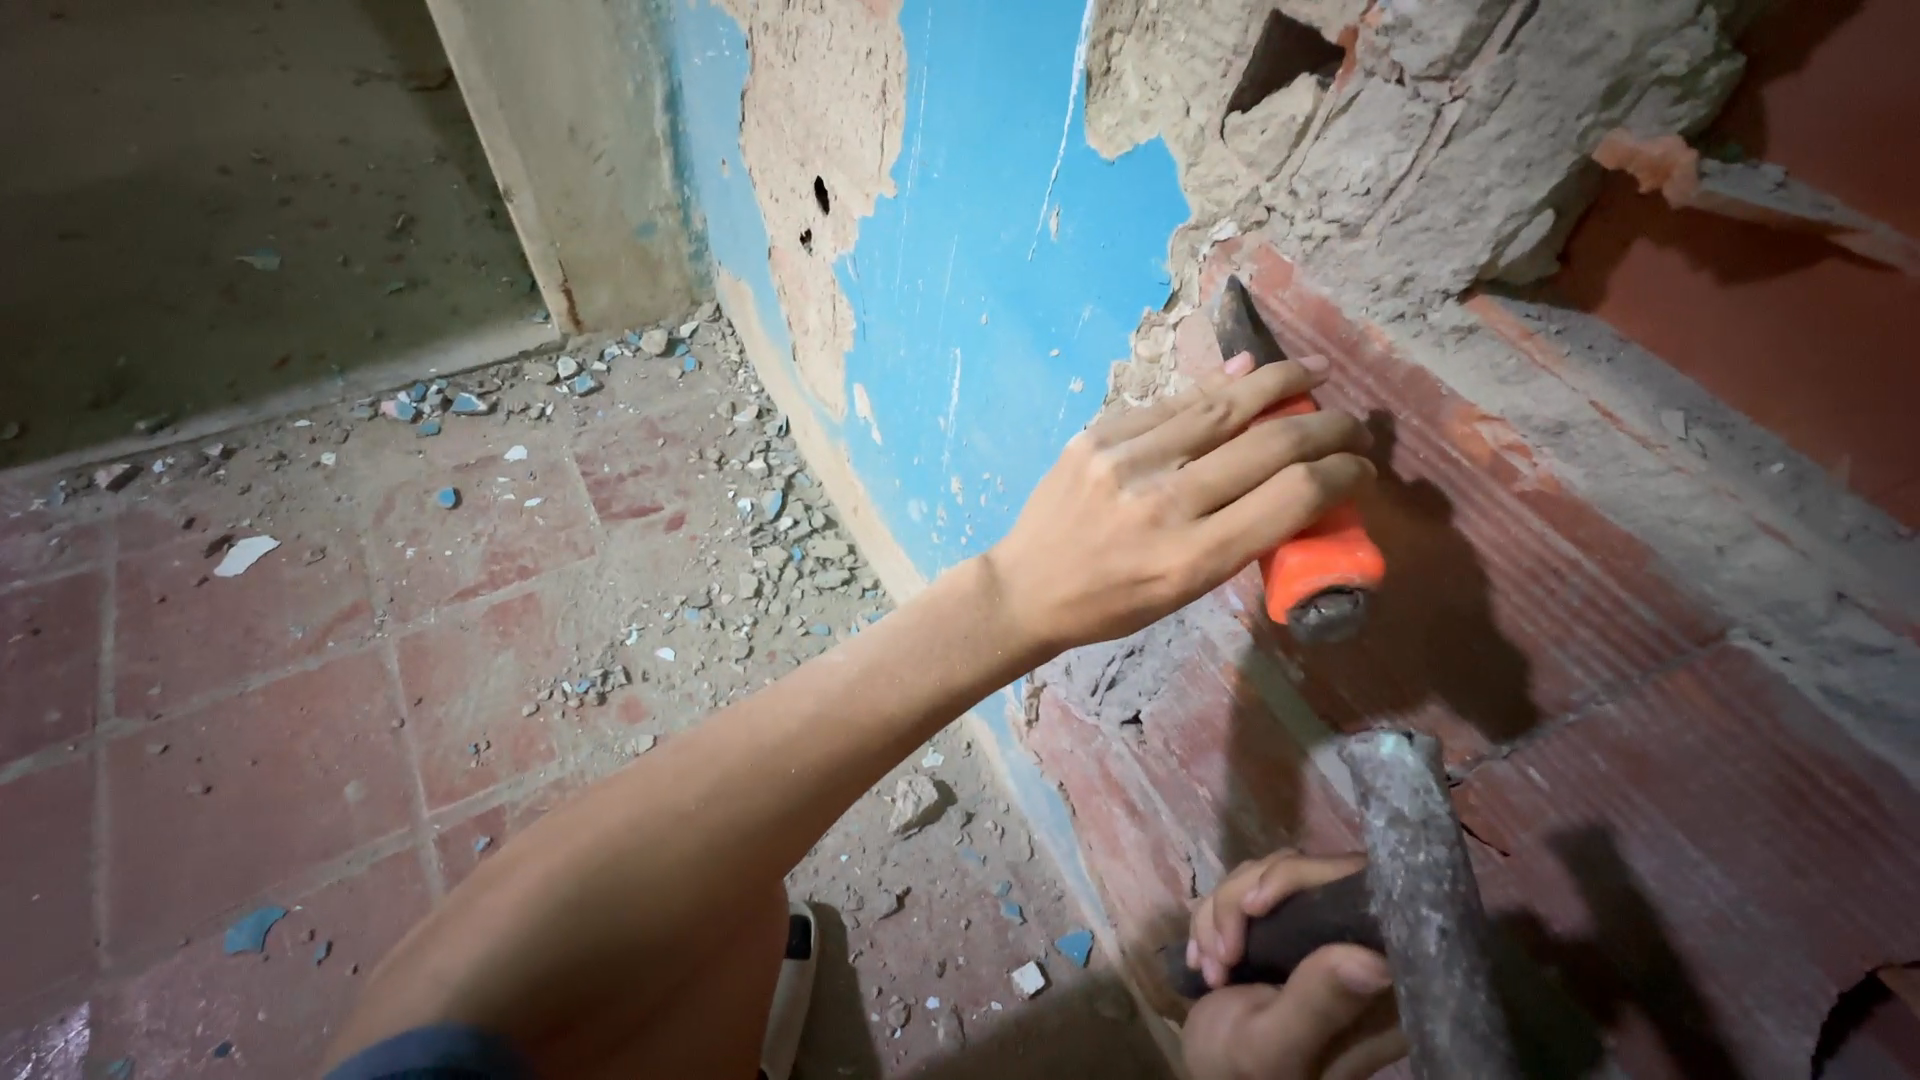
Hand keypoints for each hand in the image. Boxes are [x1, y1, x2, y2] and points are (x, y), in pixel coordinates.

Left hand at [980, 352, 1373, 653]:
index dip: (1341, 474)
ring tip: (1310, 374)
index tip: (1358, 469)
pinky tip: (1244, 377)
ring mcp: (1124, 462)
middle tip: (1350, 423)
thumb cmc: (1113, 604)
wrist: (1025, 587)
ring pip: (1220, 406)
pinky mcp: (1095, 437)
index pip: (1292, 496)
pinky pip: (1170, 405)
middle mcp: (1162, 502)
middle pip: (1269, 444)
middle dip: (1326, 428)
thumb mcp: (1186, 591)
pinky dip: (1214, 390)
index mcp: (1191, 558)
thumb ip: (1242, 535)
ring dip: (1277, 383)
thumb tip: (1297, 478)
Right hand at [1183, 852, 1406, 1079]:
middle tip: (1222, 951)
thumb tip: (1377, 960)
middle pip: (1305, 870)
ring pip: (1267, 873)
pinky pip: (1243, 887)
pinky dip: (1212, 916)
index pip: (1359, 892)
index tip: (1256, 905)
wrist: (1206, 1076)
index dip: (1306, 878)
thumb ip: (1320, 1003)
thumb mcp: (1275, 1046)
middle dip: (1244, 898)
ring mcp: (1313, 934)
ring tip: (1211, 965)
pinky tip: (1202, 957)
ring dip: (1222, 911)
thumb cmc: (1243, 1073)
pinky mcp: (1280, 927)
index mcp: (1378, 983)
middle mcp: (1353, 947)